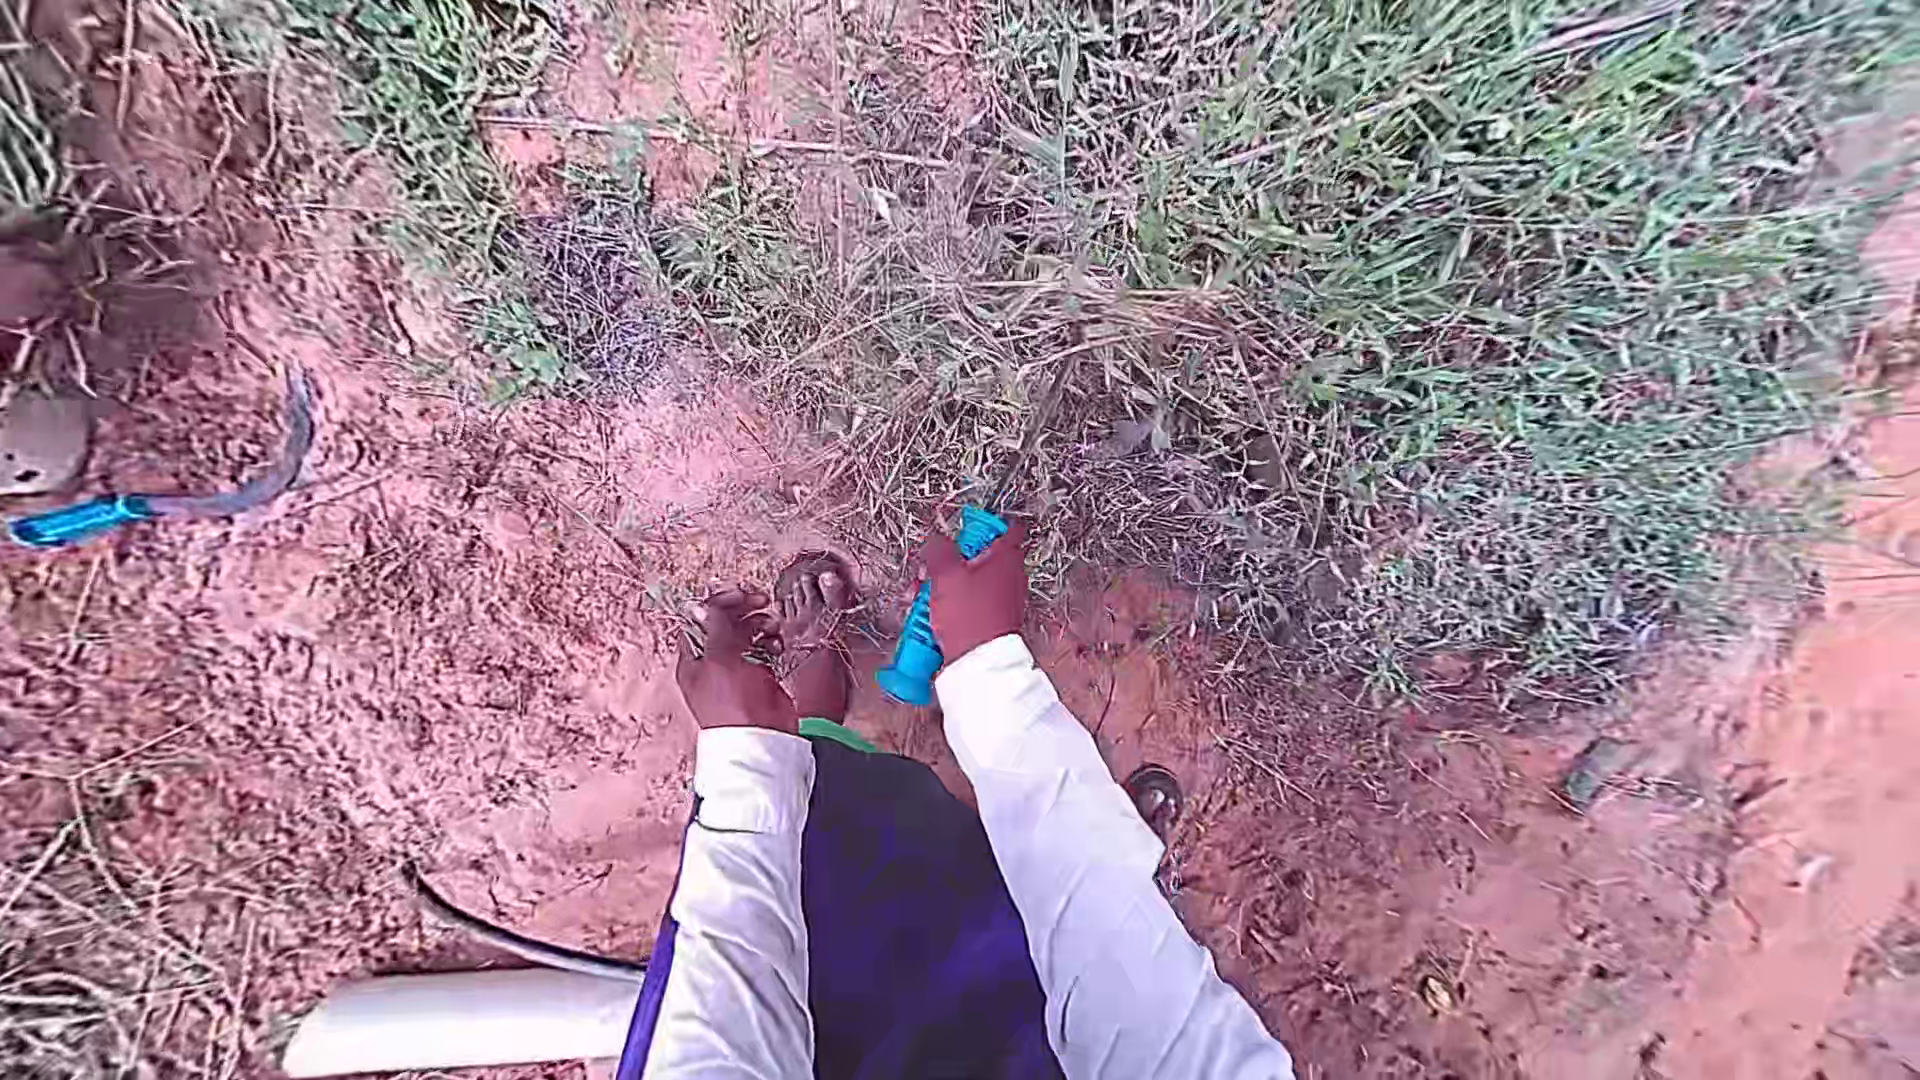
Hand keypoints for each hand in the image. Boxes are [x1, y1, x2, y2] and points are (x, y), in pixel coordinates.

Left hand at [675, 588, 798, 732]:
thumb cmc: (734, 704)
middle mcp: (714, 662)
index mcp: (695, 658)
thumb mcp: (720, 659)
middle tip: (761, 601)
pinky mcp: (759, 676)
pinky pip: (764, 649)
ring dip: (760, 625)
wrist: (761, 737)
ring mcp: (738, 669)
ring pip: (747, 635)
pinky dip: (771, 642)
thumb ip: (714, 629)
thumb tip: (702, 606)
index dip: (720, 604)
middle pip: (726, 625)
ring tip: (772, 626)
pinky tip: (777, 643)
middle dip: (743, 611)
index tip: (740, 595)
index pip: (702, 619)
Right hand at [922, 519, 1030, 662]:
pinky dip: (952, 602)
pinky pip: (970, 601)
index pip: (1007, 528)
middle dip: (951, 560)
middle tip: (933, 568)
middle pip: (980, 556)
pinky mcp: (993, 617)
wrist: (979, 662)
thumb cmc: (970, 617)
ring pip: (971, 580)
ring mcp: (1004, 598)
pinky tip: (932, 611)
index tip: (963, 529)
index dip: (983, 525)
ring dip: (946, 583)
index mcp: (1007, 557)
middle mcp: (1011, 576)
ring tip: (925, 594)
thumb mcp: (946, 575)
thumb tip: (936, 541)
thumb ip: (939, 551)